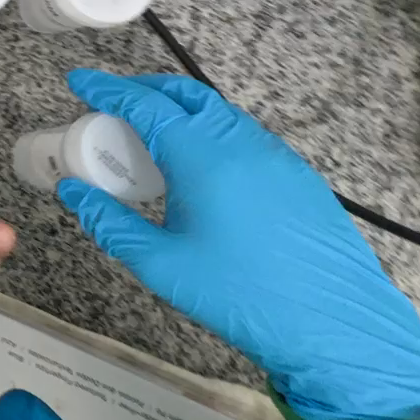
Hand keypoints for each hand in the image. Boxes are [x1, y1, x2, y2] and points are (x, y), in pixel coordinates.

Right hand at [59, 70, 419, 419]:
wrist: (347, 339)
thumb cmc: (242, 297)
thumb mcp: (159, 263)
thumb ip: (107, 221)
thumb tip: (72, 189)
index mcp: (205, 159)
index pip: (146, 105)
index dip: (107, 89)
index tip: (78, 80)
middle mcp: (244, 147)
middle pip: (187, 94)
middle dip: (143, 88)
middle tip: (108, 100)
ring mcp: (279, 162)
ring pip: (219, 112)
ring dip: (177, 108)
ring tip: (146, 131)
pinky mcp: (301, 182)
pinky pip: (242, 135)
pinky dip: (206, 129)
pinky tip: (194, 162)